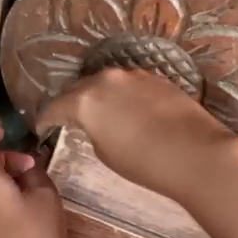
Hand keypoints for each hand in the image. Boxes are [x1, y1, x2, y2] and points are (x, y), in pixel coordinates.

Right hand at [34, 69, 237, 201]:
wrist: (195, 153)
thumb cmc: (143, 161)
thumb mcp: (104, 152)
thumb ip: (91, 130)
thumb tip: (93, 123)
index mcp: (85, 99)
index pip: (54, 107)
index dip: (45, 120)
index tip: (42, 130)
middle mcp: (106, 79)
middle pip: (78, 88)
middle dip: (70, 103)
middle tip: (67, 120)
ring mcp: (134, 75)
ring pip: (106, 83)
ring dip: (98, 96)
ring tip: (99, 114)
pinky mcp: (157, 78)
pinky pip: (129, 85)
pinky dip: (122, 96)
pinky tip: (128, 112)